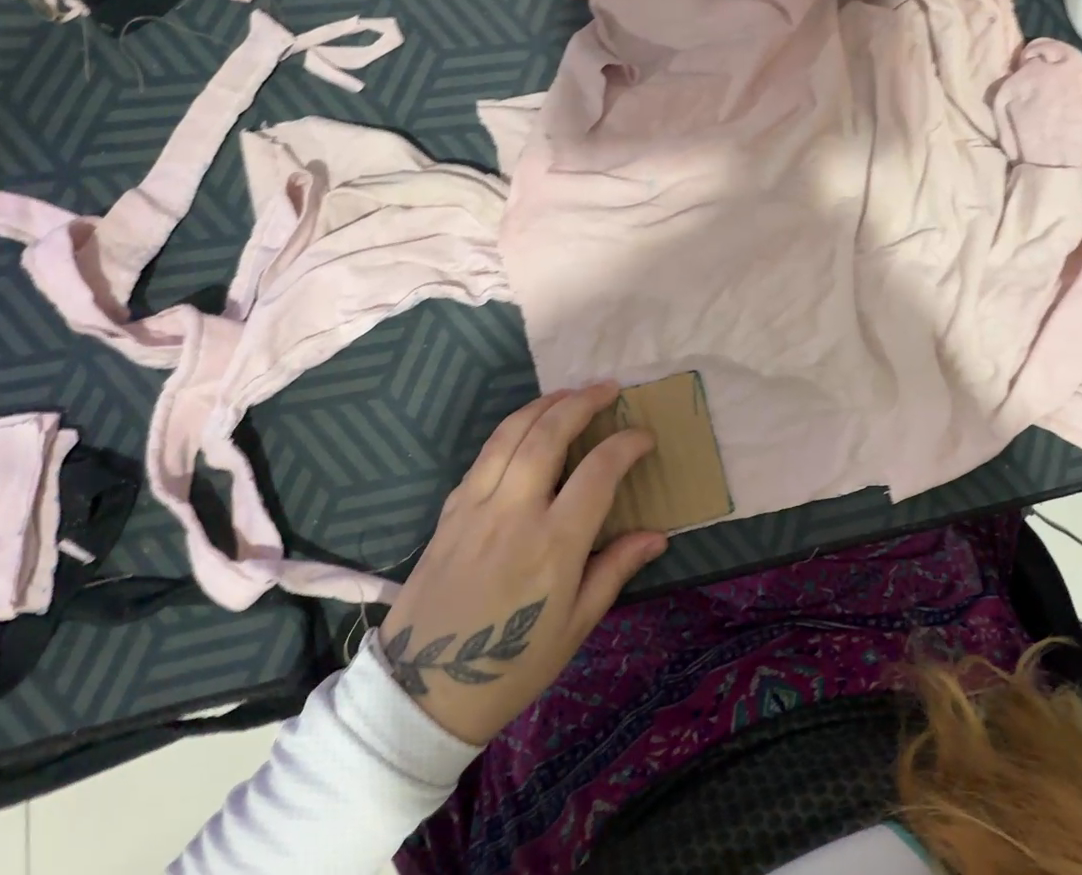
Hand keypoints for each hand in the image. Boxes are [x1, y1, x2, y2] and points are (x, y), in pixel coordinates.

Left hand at [375, 384, 665, 744]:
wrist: (424, 692)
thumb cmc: (513, 665)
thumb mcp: (576, 625)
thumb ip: (615, 570)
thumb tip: (657, 536)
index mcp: (554, 544)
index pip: (598, 472)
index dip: (626, 445)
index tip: (645, 437)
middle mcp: (514, 513)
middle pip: (547, 435)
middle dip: (581, 403)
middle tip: (607, 389)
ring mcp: (475, 508)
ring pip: (508, 436)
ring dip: (541, 406)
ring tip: (567, 394)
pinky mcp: (448, 514)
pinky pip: (482, 458)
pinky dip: (508, 433)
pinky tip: (523, 432)